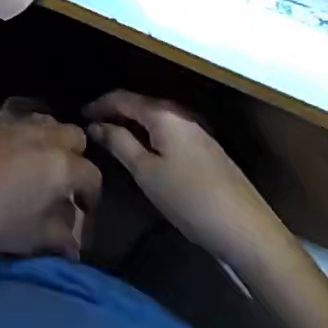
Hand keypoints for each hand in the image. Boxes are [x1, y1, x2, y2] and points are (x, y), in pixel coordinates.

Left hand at [0, 112, 100, 258]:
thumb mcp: (33, 238)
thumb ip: (62, 237)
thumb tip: (72, 239)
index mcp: (62, 164)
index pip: (93, 178)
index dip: (92, 202)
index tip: (83, 222)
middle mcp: (45, 134)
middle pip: (75, 138)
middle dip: (76, 161)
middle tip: (63, 188)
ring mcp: (18, 121)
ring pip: (50, 123)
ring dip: (52, 142)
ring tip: (40, 168)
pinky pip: (22, 119)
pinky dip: (27, 135)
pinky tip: (13, 155)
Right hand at [84, 90, 264, 260]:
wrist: (247, 229)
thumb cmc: (189, 199)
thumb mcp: (146, 173)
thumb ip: (119, 143)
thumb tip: (96, 125)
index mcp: (163, 114)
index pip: (122, 97)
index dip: (98, 105)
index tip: (79, 117)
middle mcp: (180, 114)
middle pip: (139, 105)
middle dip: (114, 113)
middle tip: (93, 129)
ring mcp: (196, 130)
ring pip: (154, 119)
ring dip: (132, 125)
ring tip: (112, 140)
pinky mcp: (206, 148)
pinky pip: (168, 131)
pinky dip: (149, 135)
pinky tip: (143, 152)